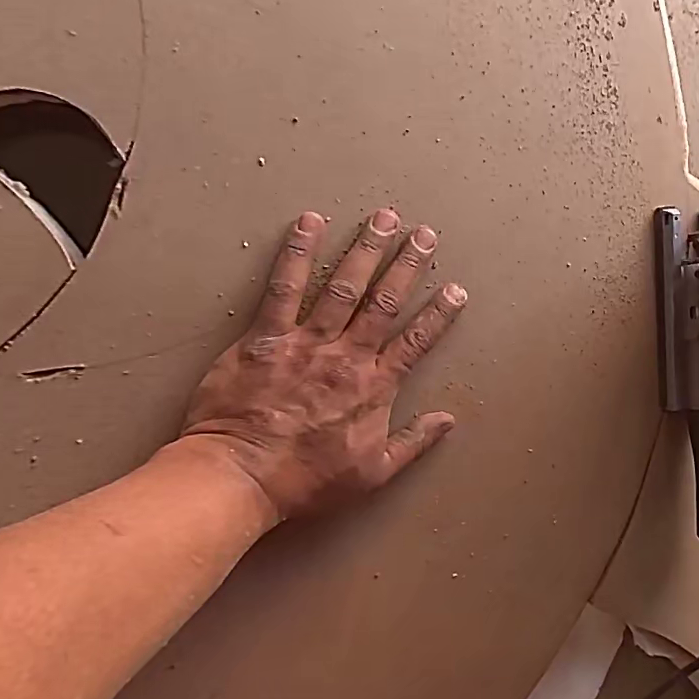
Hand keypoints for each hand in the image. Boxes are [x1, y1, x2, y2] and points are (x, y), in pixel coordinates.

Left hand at [177, 209, 467, 518]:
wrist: (243, 477)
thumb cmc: (307, 480)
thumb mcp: (374, 473)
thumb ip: (414, 442)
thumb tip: (448, 421)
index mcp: (374, 388)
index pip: (416, 342)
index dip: (439, 314)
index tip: (455, 290)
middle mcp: (346, 357)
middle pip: (384, 302)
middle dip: (408, 266)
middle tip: (425, 235)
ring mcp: (306, 343)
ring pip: (343, 286)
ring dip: (366, 250)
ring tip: (384, 218)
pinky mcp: (266, 337)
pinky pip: (284, 287)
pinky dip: (299, 253)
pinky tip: (311, 223)